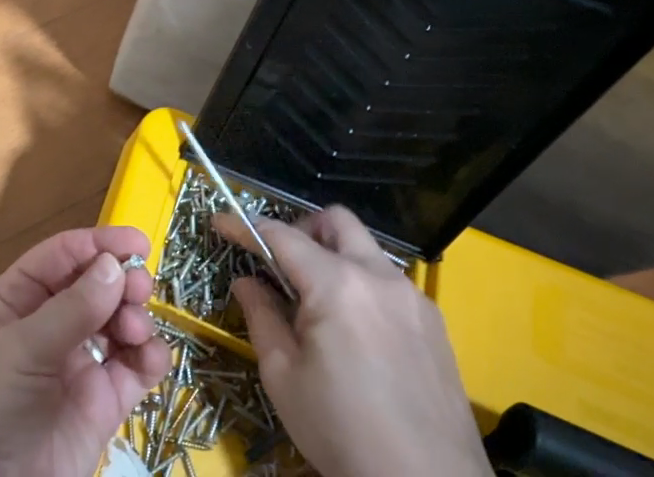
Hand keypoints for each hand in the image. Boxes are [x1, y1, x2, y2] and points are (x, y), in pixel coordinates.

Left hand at [0, 226, 169, 476]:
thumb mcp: (18, 351)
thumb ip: (69, 310)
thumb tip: (113, 266)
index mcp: (16, 301)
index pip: (60, 258)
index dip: (97, 244)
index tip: (136, 242)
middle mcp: (49, 326)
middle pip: (96, 286)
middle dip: (121, 280)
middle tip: (139, 287)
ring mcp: (78, 364)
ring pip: (119, 322)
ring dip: (136, 316)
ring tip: (135, 330)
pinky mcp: (103, 404)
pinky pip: (135, 368)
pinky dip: (151, 355)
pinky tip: (151, 355)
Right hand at [216, 207, 491, 476]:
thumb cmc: (342, 431)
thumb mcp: (284, 376)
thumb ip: (262, 317)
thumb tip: (247, 281)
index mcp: (338, 286)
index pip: (282, 236)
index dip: (245, 226)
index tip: (220, 223)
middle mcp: (380, 278)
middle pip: (336, 222)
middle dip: (300, 229)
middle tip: (278, 263)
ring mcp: (413, 299)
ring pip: (366, 250)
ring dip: (334, 258)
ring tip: (315, 304)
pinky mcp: (434, 324)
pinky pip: (389, 283)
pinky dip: (361, 285)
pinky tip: (352, 331)